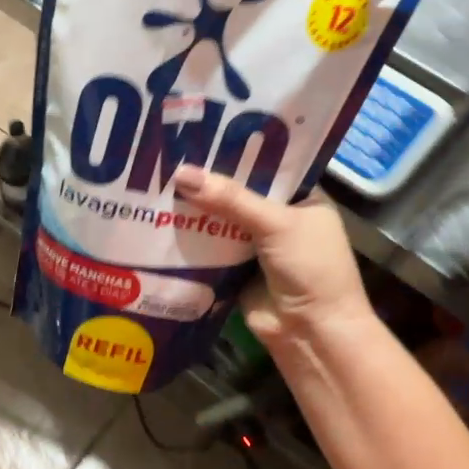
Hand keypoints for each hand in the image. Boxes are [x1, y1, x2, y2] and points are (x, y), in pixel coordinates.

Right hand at [173, 165, 373, 343]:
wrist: (311, 333)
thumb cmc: (311, 269)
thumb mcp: (275, 224)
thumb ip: (230, 199)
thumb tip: (181, 173)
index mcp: (302, 198)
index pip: (266, 165)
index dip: (236, 151)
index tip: (199, 134)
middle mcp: (280, 218)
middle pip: (238, 193)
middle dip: (208, 181)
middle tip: (168, 156)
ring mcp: (256, 246)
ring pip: (220, 221)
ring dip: (195, 209)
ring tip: (156, 182)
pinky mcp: (235, 270)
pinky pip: (209, 248)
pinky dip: (190, 239)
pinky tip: (159, 220)